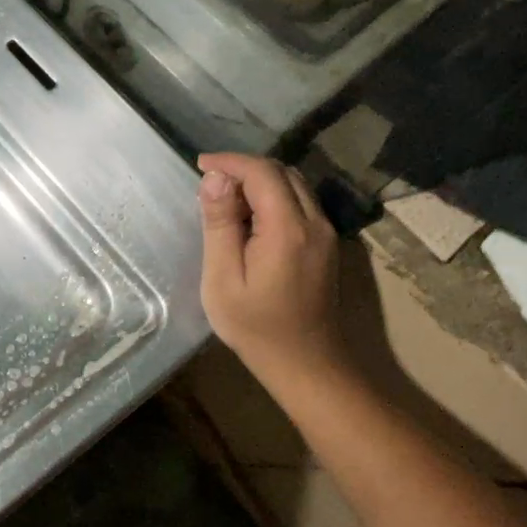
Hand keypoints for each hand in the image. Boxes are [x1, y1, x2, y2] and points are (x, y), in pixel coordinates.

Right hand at [196, 153, 346, 377]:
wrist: (305, 364)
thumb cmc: (255, 326)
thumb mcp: (223, 278)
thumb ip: (220, 224)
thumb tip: (214, 178)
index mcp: (288, 229)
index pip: (262, 172)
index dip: (230, 162)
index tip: (199, 166)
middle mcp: (314, 222)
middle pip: (282, 172)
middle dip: (244, 169)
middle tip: (209, 184)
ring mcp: (326, 233)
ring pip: (294, 185)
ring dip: (260, 182)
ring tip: (226, 201)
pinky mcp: (326, 244)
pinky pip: (300, 203)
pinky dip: (273, 197)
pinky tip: (250, 220)